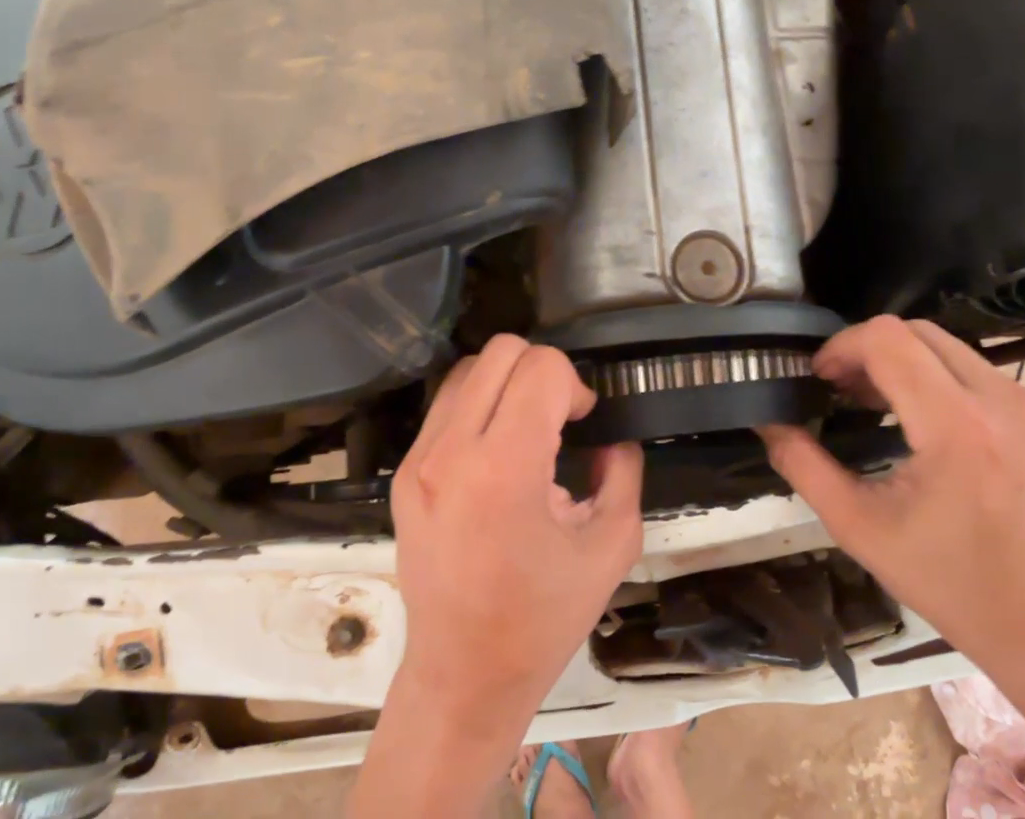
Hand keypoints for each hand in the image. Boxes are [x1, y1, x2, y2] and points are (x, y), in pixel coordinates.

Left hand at [388, 334, 644, 713]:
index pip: (540, 368)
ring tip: (528, 434)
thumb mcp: (611, 546)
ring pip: (466, 371)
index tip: (584, 424)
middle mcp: (450, 452)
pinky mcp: (402, 474)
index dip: (575, 386)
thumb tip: (611, 434)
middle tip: (561, 420)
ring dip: (507, 384)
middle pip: (500, 352)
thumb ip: (622, 472)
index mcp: (504, 469)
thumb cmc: (543, 619)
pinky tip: (499, 455)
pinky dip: (479, 408)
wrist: (464, 673)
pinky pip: (445, 408)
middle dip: (542, 372)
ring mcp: (417, 460)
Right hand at [762, 318, 1024, 818]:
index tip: (818, 378)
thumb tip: (769, 424)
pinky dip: (937, 379)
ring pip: (949, 348)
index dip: (841, 346)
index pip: (888, 340)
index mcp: (957, 428)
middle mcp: (1002, 401)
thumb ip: (805, 468)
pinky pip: (978, 373)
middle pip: (917, 332)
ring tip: (872, 404)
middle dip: (867, 350)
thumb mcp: (862, 530)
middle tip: (838, 389)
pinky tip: (919, 421)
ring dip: (902, 362)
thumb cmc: (953, 586)